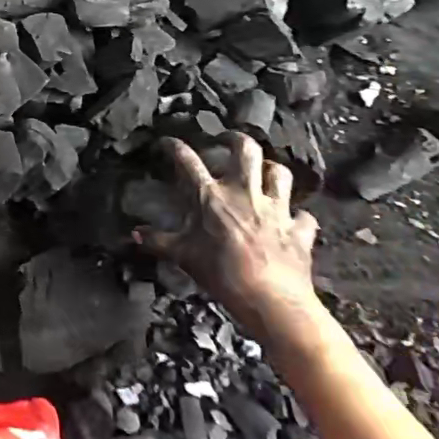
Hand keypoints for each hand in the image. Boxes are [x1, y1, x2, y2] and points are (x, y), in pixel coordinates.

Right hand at [137, 133, 322, 345]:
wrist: (272, 300)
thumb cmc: (221, 273)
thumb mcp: (182, 256)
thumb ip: (158, 241)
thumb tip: (135, 234)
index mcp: (210, 196)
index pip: (186, 159)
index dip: (173, 146)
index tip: (167, 143)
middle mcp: (244, 193)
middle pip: (246, 150)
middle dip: (235, 138)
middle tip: (226, 139)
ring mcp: (275, 209)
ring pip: (280, 173)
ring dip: (271, 169)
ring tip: (263, 171)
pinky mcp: (298, 230)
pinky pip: (303, 216)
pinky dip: (297, 216)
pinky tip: (292, 220)